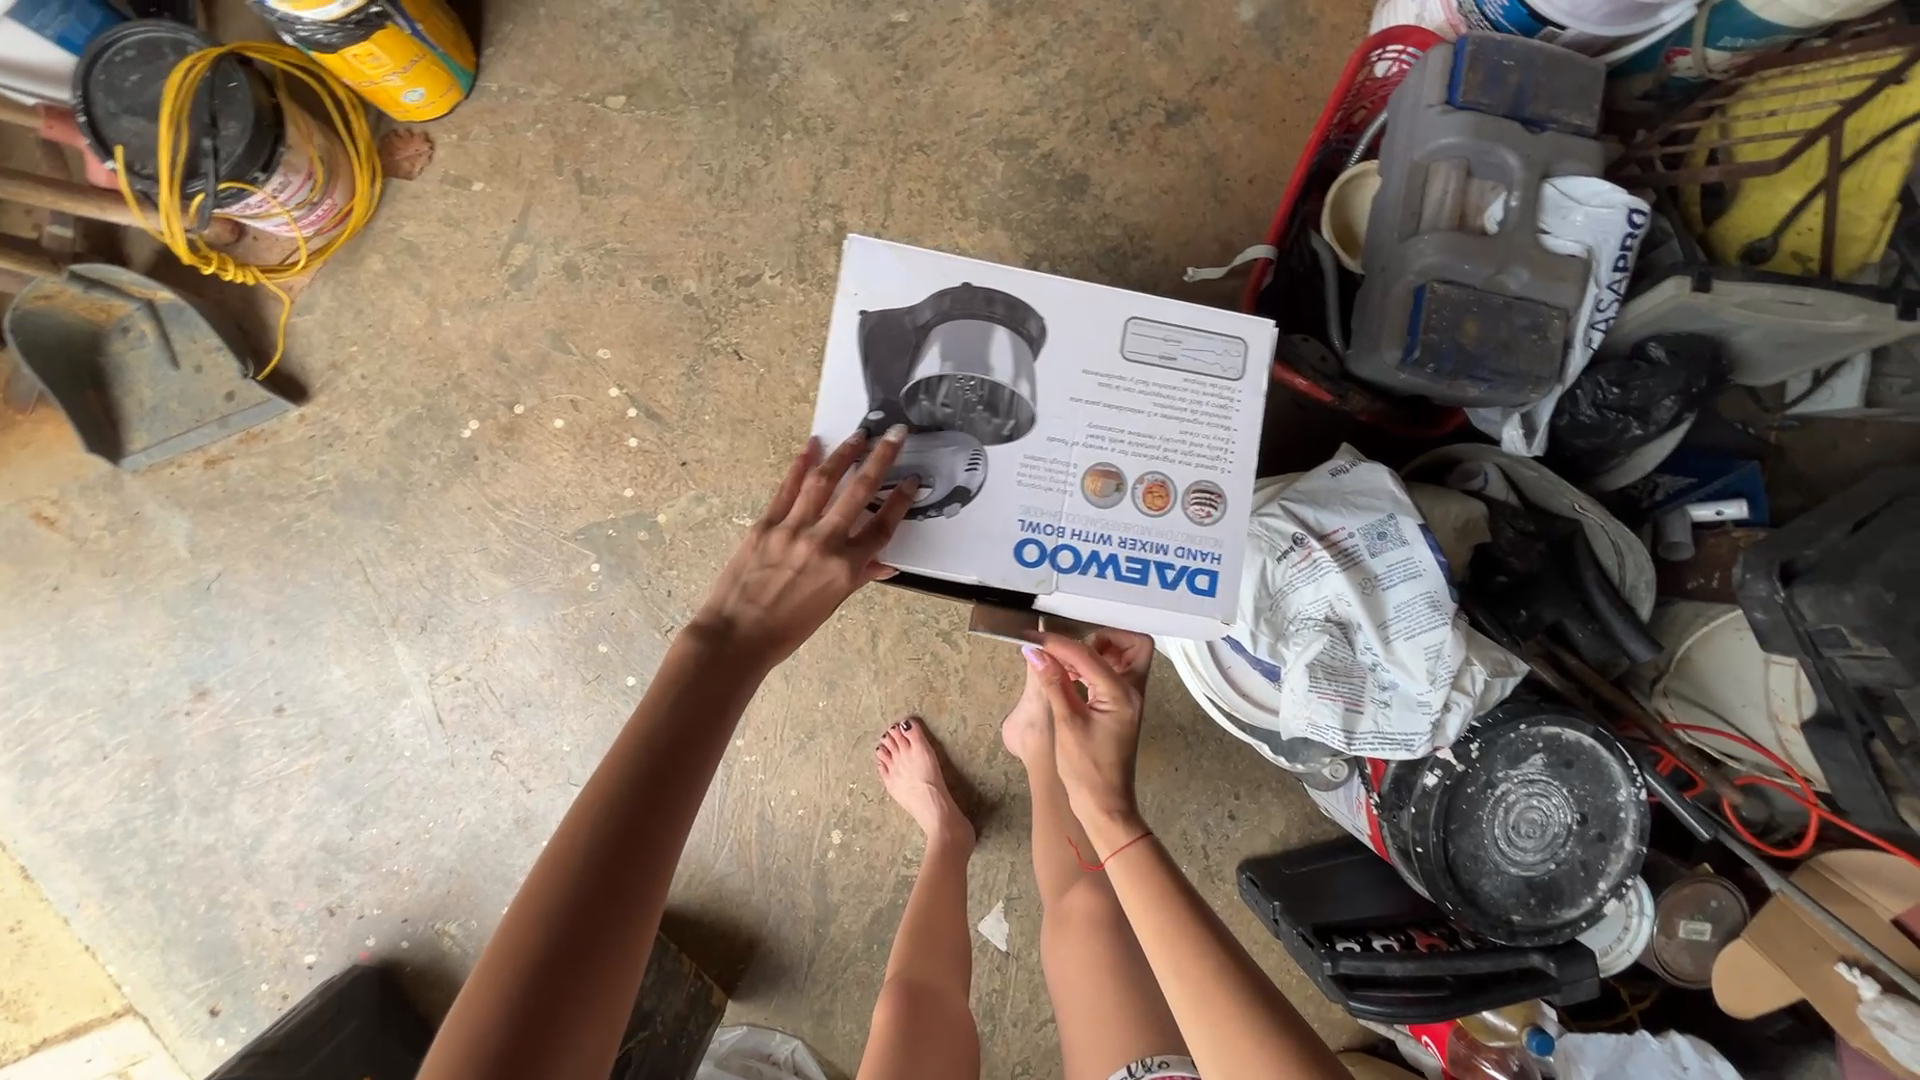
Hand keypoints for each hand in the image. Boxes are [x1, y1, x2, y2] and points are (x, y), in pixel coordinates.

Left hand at [691, 428, 916, 667]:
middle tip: (895, 433)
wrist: (737, 636)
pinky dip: (800, 465)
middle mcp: (823, 543)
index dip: (900, 501)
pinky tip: (812, 446)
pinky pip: (787, 489)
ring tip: (859, 435)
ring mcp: (792, 530)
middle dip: (882, 459)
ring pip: (824, 481)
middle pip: (860, 492)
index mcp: (845, 568)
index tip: (912, 480)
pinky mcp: (765, 525)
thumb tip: (885, 564)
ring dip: (844, 454)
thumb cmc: (788, 629)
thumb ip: (858, 577)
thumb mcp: (832, 605)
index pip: (882, 526)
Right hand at [1023, 631, 1151, 843]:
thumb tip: (1036, 652)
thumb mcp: (1067, 724)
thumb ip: (1054, 682)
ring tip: (1067, 660)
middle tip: (1072, 645)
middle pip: (1133, 644)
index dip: (1059, 644)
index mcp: (1122, 694)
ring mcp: (1131, 700)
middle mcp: (1133, 691)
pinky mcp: (1122, 708)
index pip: (1089, 654)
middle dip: (1104, 636)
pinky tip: (1071, 676)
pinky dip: (1096, 666)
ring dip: (1100, 650)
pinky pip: (1116, 674)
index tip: (1034, 640)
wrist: (1104, 805)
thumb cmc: (1087, 770)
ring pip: (1127, 657)